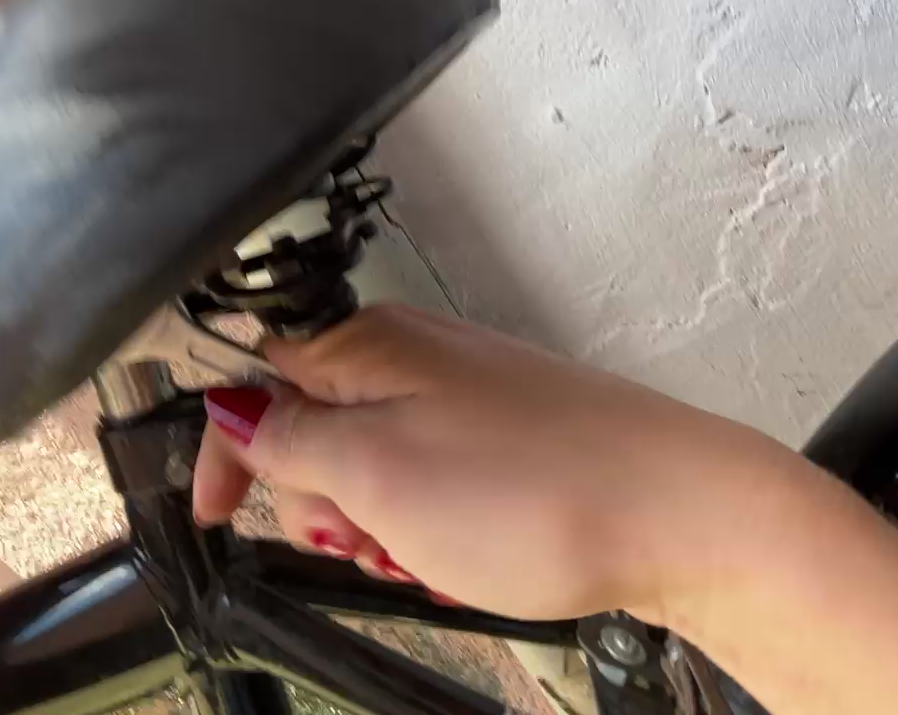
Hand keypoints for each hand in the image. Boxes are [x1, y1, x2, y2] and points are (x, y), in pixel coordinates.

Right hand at [191, 305, 897, 714]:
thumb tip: (232, 408)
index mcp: (372, 346)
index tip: (222, 516)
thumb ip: (291, 438)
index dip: (233, 448)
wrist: (676, 509)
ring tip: (424, 552)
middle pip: (318, 426)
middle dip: (319, 497)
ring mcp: (462, 391)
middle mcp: (415, 354)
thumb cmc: (528, 490)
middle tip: (362, 538)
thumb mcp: (378, 473)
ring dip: (377, 518)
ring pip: (376, 461)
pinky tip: (463, 551)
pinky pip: (431, 476)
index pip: (262, 379)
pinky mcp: (500, 429)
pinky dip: (428, 522)